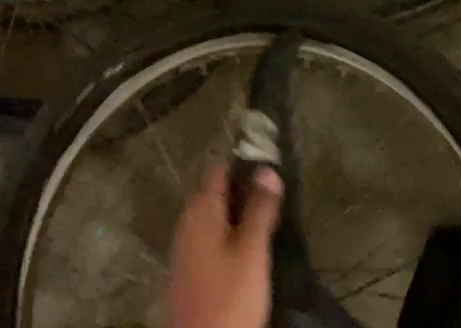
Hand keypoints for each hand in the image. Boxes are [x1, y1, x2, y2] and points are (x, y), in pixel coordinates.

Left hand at [169, 163, 284, 327]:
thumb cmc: (229, 297)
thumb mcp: (252, 252)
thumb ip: (260, 210)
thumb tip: (267, 169)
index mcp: (201, 210)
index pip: (219, 170)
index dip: (244, 164)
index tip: (271, 166)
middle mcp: (188, 222)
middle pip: (216, 192)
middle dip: (243, 191)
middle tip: (275, 199)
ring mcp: (185, 247)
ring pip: (214, 217)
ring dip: (237, 216)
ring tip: (267, 223)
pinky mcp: (189, 270)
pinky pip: (210, 239)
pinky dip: (228, 236)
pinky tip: (247, 251)